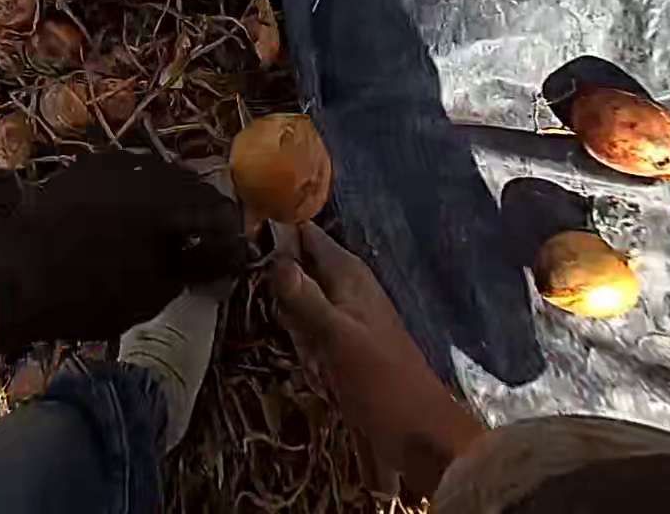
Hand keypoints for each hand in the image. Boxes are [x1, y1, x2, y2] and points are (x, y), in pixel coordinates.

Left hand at [0, 148, 244, 352]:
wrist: (12, 274)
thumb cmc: (88, 292)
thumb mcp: (153, 289)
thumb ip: (195, 264)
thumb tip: (224, 253)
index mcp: (167, 198)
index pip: (217, 207)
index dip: (228, 233)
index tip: (229, 254)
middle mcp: (145, 168)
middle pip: (190, 185)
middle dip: (201, 213)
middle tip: (202, 245)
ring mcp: (113, 162)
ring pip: (159, 175)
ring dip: (171, 201)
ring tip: (167, 233)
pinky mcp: (88, 166)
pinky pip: (129, 174)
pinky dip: (141, 194)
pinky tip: (132, 220)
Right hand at [269, 221, 484, 500]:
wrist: (423, 437)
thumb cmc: (381, 381)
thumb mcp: (336, 337)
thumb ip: (304, 296)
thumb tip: (273, 257)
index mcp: (347, 271)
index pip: (304, 232)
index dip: (276, 233)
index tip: (247, 249)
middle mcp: (345, 283)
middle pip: (296, 269)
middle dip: (285, 298)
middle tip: (296, 329)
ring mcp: (345, 312)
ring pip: (299, 304)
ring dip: (297, 332)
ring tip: (313, 359)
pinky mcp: (344, 341)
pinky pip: (310, 333)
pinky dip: (309, 351)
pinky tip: (320, 375)